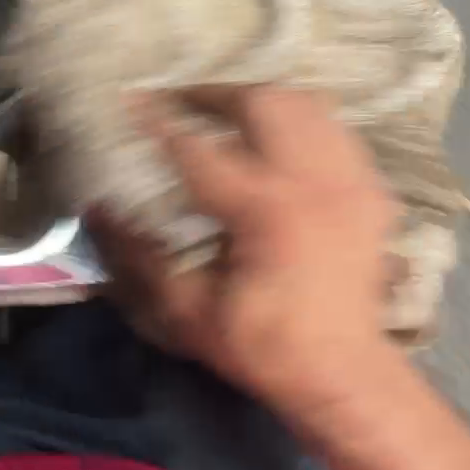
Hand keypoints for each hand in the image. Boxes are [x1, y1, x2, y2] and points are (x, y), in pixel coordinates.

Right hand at [101, 87, 402, 410]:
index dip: (159, 120)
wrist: (347, 375)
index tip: (130, 100)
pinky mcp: (372, 191)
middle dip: (214, 94)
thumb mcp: (186, 310)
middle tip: (180, 101)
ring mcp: (352, 181)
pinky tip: (273, 142)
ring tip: (223, 113)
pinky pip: (333, 130)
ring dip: (258, 101)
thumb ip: (139, 255)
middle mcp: (315, 182)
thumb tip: (97, 208)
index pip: (198, 146)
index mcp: (266, 211)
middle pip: (264, 102)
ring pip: (305, 105)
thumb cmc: (261, 345)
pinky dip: (298, 123)